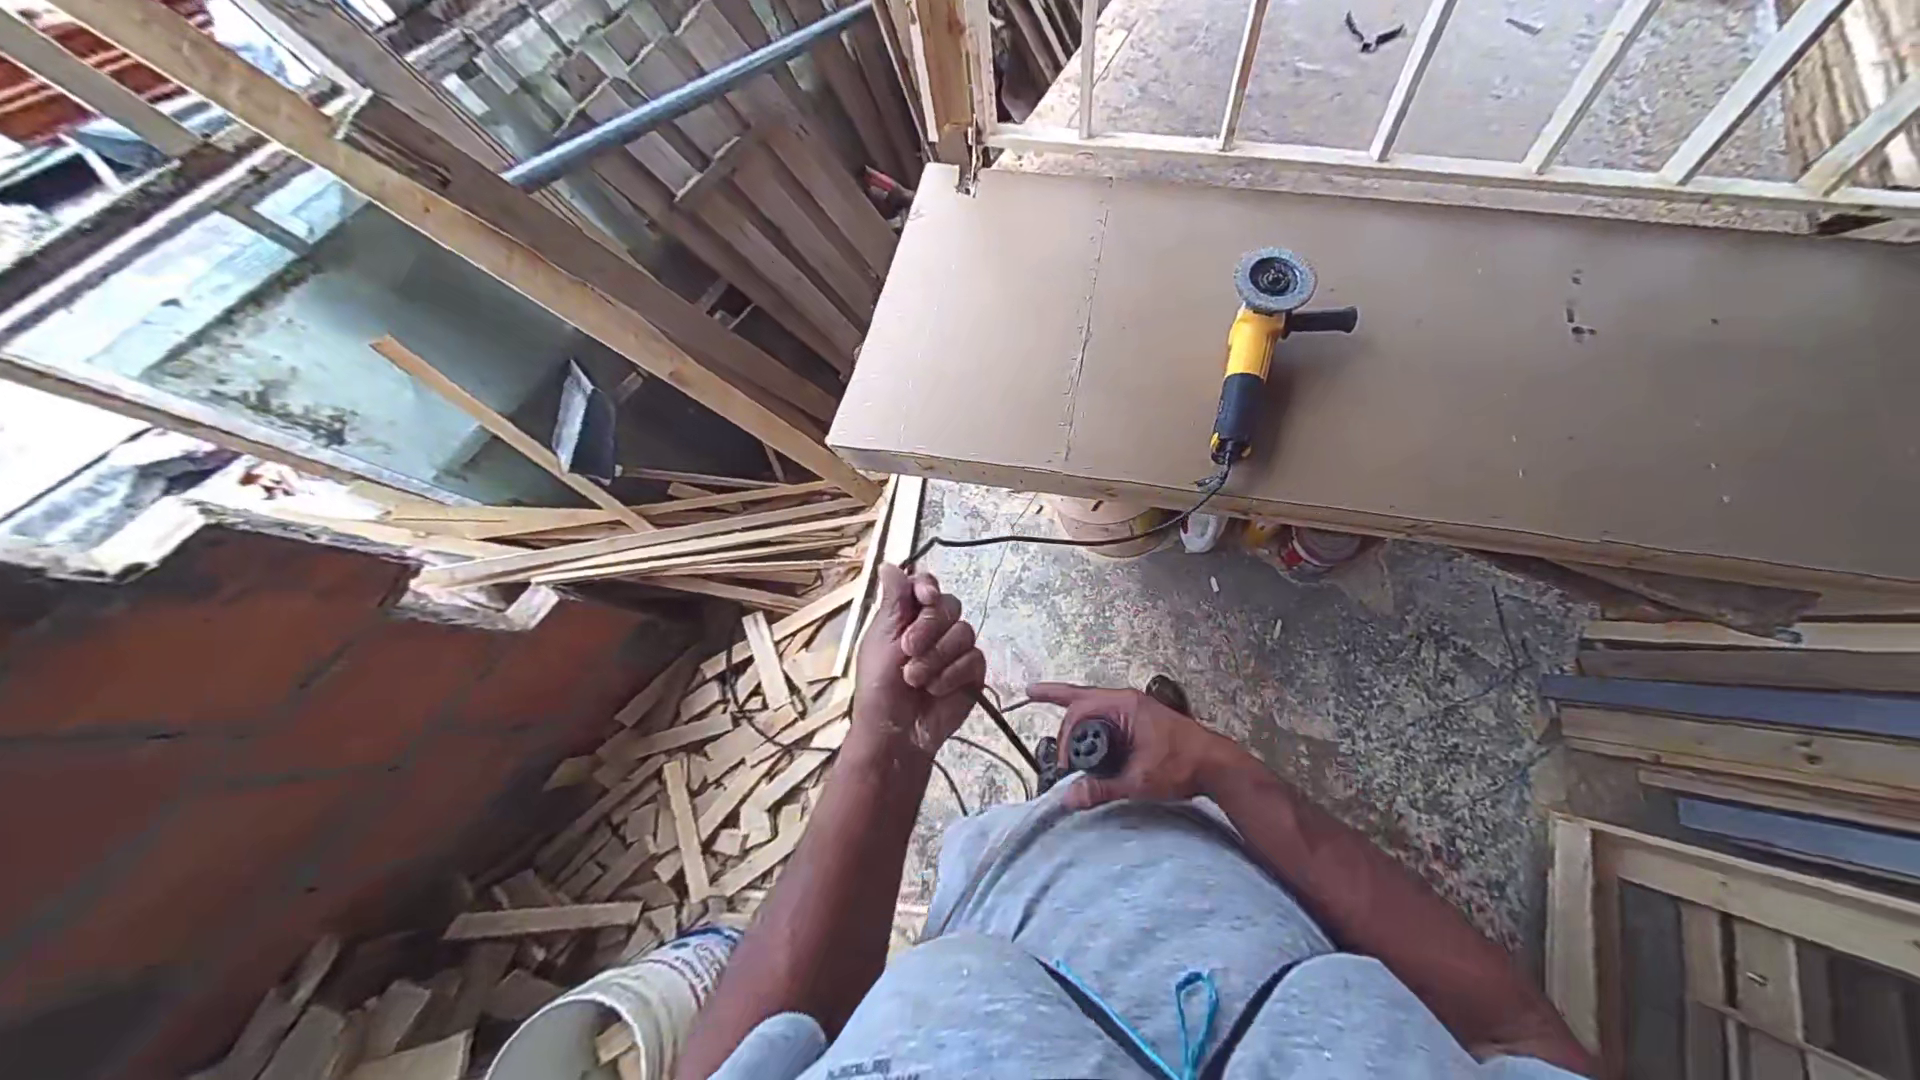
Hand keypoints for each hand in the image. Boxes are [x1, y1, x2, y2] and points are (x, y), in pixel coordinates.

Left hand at [853, 565, 985, 757]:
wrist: (896, 732)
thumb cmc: (879, 687)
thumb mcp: (881, 640)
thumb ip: (893, 602)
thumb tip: (888, 564)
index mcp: (909, 615)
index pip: (927, 586)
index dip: (929, 588)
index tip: (925, 599)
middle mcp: (935, 627)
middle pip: (950, 605)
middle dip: (929, 627)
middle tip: (908, 649)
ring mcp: (955, 649)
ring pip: (964, 632)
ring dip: (937, 656)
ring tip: (915, 678)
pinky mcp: (972, 672)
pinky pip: (974, 658)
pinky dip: (952, 673)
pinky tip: (935, 689)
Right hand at [1027, 682, 1254, 810]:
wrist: (1218, 766)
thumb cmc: (1183, 766)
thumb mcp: (1139, 781)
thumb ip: (1102, 788)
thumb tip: (1069, 798)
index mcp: (1125, 706)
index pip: (1079, 710)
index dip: (1066, 736)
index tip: (1065, 764)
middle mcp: (1127, 700)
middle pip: (1081, 699)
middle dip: (1059, 707)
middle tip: (1040, 714)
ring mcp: (1134, 707)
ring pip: (1091, 702)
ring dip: (1069, 704)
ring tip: (1042, 695)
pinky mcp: (1139, 718)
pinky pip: (1104, 711)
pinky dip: (1086, 714)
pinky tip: (1079, 722)